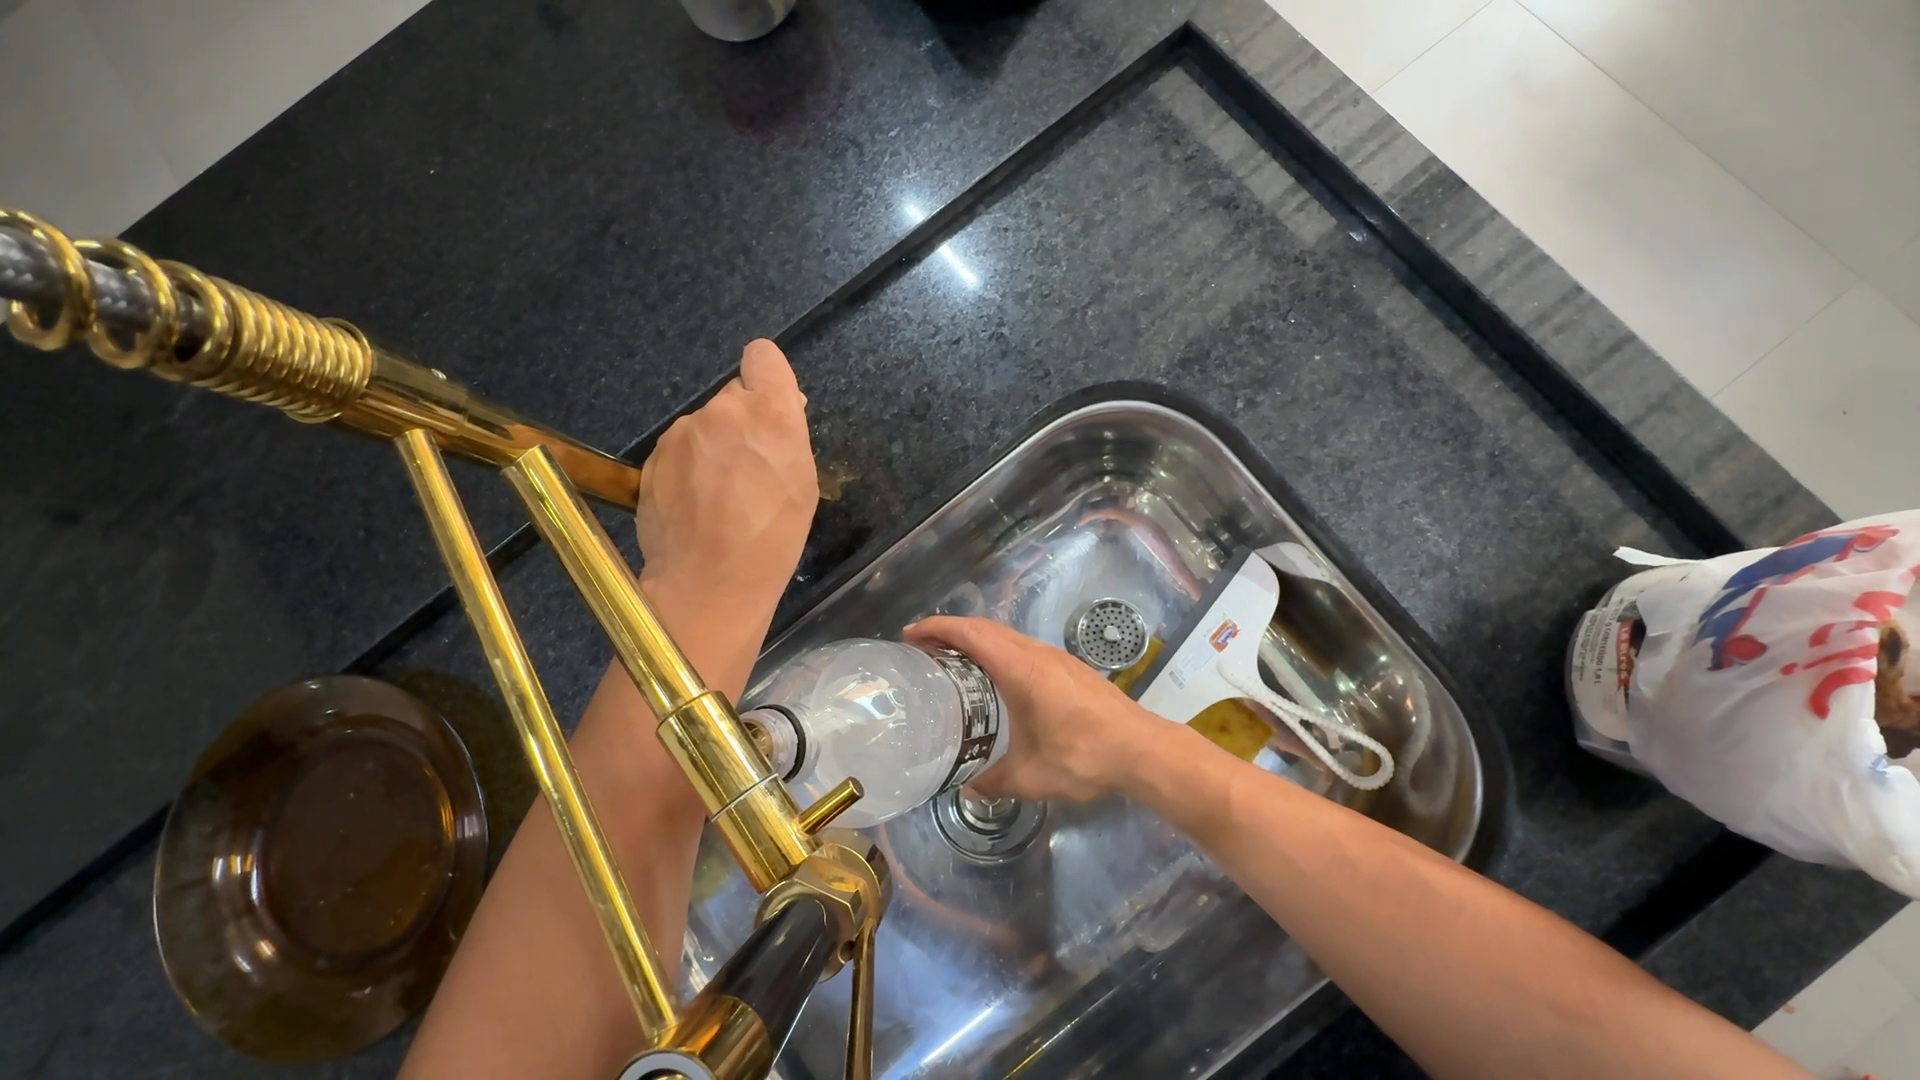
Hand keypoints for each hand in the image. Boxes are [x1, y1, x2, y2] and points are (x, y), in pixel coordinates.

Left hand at [636, 339, 817, 607]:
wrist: (709, 582)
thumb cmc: (773, 537)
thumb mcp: (802, 482)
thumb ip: (788, 433)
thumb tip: (778, 406)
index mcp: (768, 411)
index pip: (763, 355)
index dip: (767, 377)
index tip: (771, 408)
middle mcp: (722, 410)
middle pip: (734, 397)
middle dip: (743, 423)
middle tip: (751, 469)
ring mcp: (682, 433)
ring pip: (705, 426)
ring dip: (714, 447)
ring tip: (721, 496)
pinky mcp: (654, 458)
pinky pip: (680, 451)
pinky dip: (689, 469)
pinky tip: (696, 506)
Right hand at [905, 616, 1164, 801]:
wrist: (1143, 750)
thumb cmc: (1084, 757)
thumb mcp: (1031, 777)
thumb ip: (993, 781)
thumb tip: (967, 787)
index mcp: (1022, 669)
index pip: (972, 634)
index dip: (938, 628)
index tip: (910, 636)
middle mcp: (1037, 654)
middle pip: (987, 628)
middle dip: (951, 631)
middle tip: (922, 650)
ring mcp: (1057, 658)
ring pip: (1007, 636)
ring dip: (977, 641)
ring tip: (952, 663)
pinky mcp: (1070, 669)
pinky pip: (1023, 648)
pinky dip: (998, 652)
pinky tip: (995, 680)